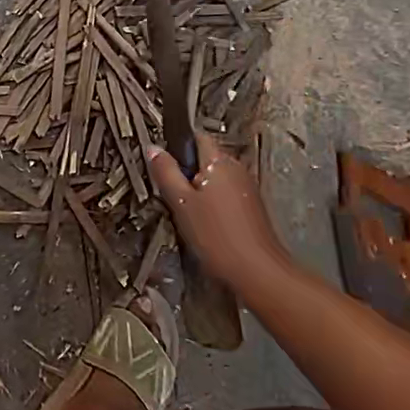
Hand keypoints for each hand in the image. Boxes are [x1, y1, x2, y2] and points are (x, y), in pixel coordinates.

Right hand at [146, 134, 289, 290]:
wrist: (257, 273)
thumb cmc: (216, 236)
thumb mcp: (181, 203)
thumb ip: (166, 172)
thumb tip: (152, 147)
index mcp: (219, 161)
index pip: (197, 136)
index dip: (178, 144)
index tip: (163, 163)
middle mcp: (236, 168)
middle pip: (205, 157)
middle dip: (186, 170)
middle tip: (170, 193)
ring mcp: (246, 187)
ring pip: (215, 177)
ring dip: (199, 188)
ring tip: (185, 212)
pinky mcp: (251, 207)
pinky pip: (225, 193)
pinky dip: (212, 202)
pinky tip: (204, 224)